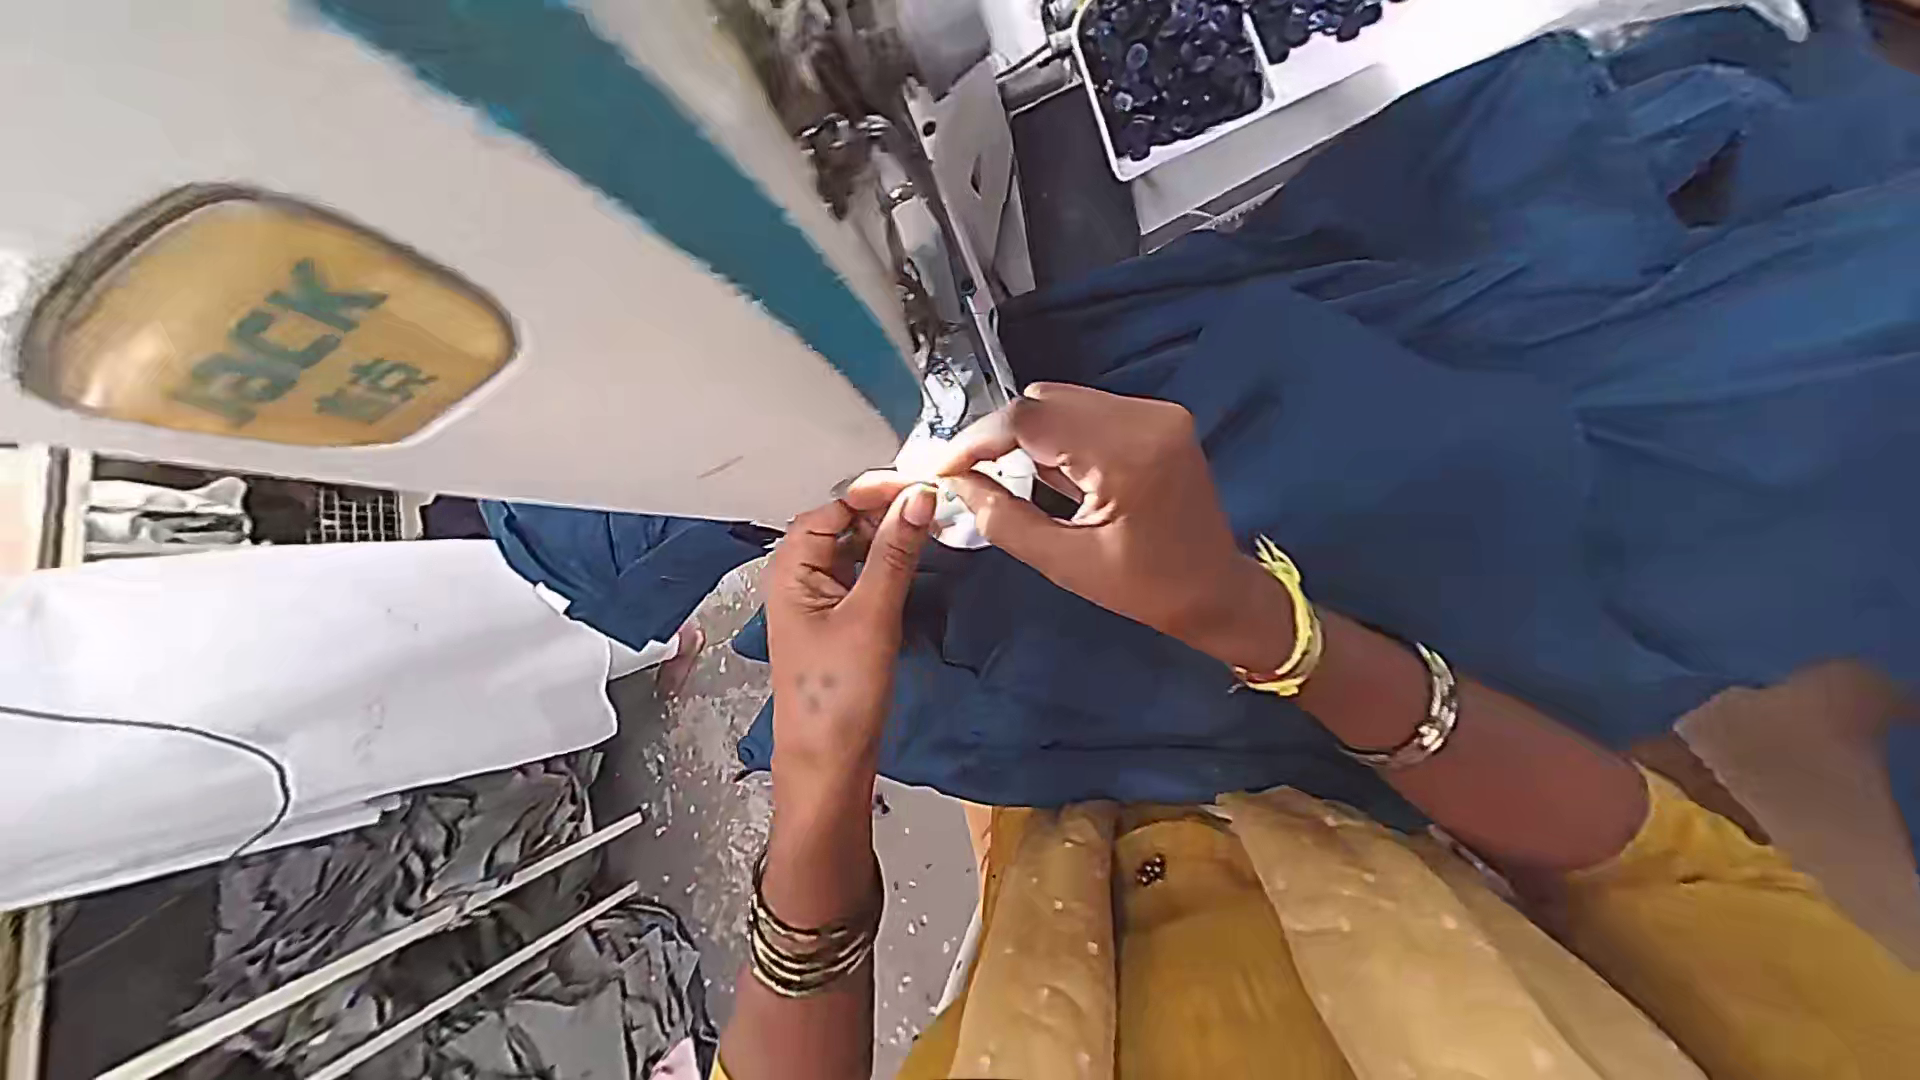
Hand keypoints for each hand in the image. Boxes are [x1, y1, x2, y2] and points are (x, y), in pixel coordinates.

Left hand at [765, 485, 936, 796]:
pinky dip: (891, 563)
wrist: (831, 761)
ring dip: (891, 536)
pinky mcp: (843, 617)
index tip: (919, 486)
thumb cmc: (838, 695)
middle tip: (931, 505)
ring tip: (930, 527)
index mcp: (791, 569)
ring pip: (858, 549)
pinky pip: (866, 575)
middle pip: (844, 524)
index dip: (874, 493)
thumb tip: (917, 498)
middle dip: (885, 512)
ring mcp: (823, 598)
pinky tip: (916, 559)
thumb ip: (895, 552)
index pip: (833, 508)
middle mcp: (801, 577)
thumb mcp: (871, 615)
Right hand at [932, 383, 1295, 670]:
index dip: (977, 440)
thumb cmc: (1144, 589)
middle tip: (973, 474)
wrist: (1214, 590)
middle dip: (999, 435)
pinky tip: (1052, 472)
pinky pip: (1086, 410)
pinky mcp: (1158, 417)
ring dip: (1026, 434)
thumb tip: (956, 482)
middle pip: (1044, 400)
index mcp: (1127, 456)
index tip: (946, 467)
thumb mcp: (1063, 562)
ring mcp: (1157, 412)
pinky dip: (1056, 435)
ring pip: (1062, 401)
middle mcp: (1146, 418)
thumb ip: (1002, 518)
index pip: (1030, 419)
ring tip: (1011, 477)